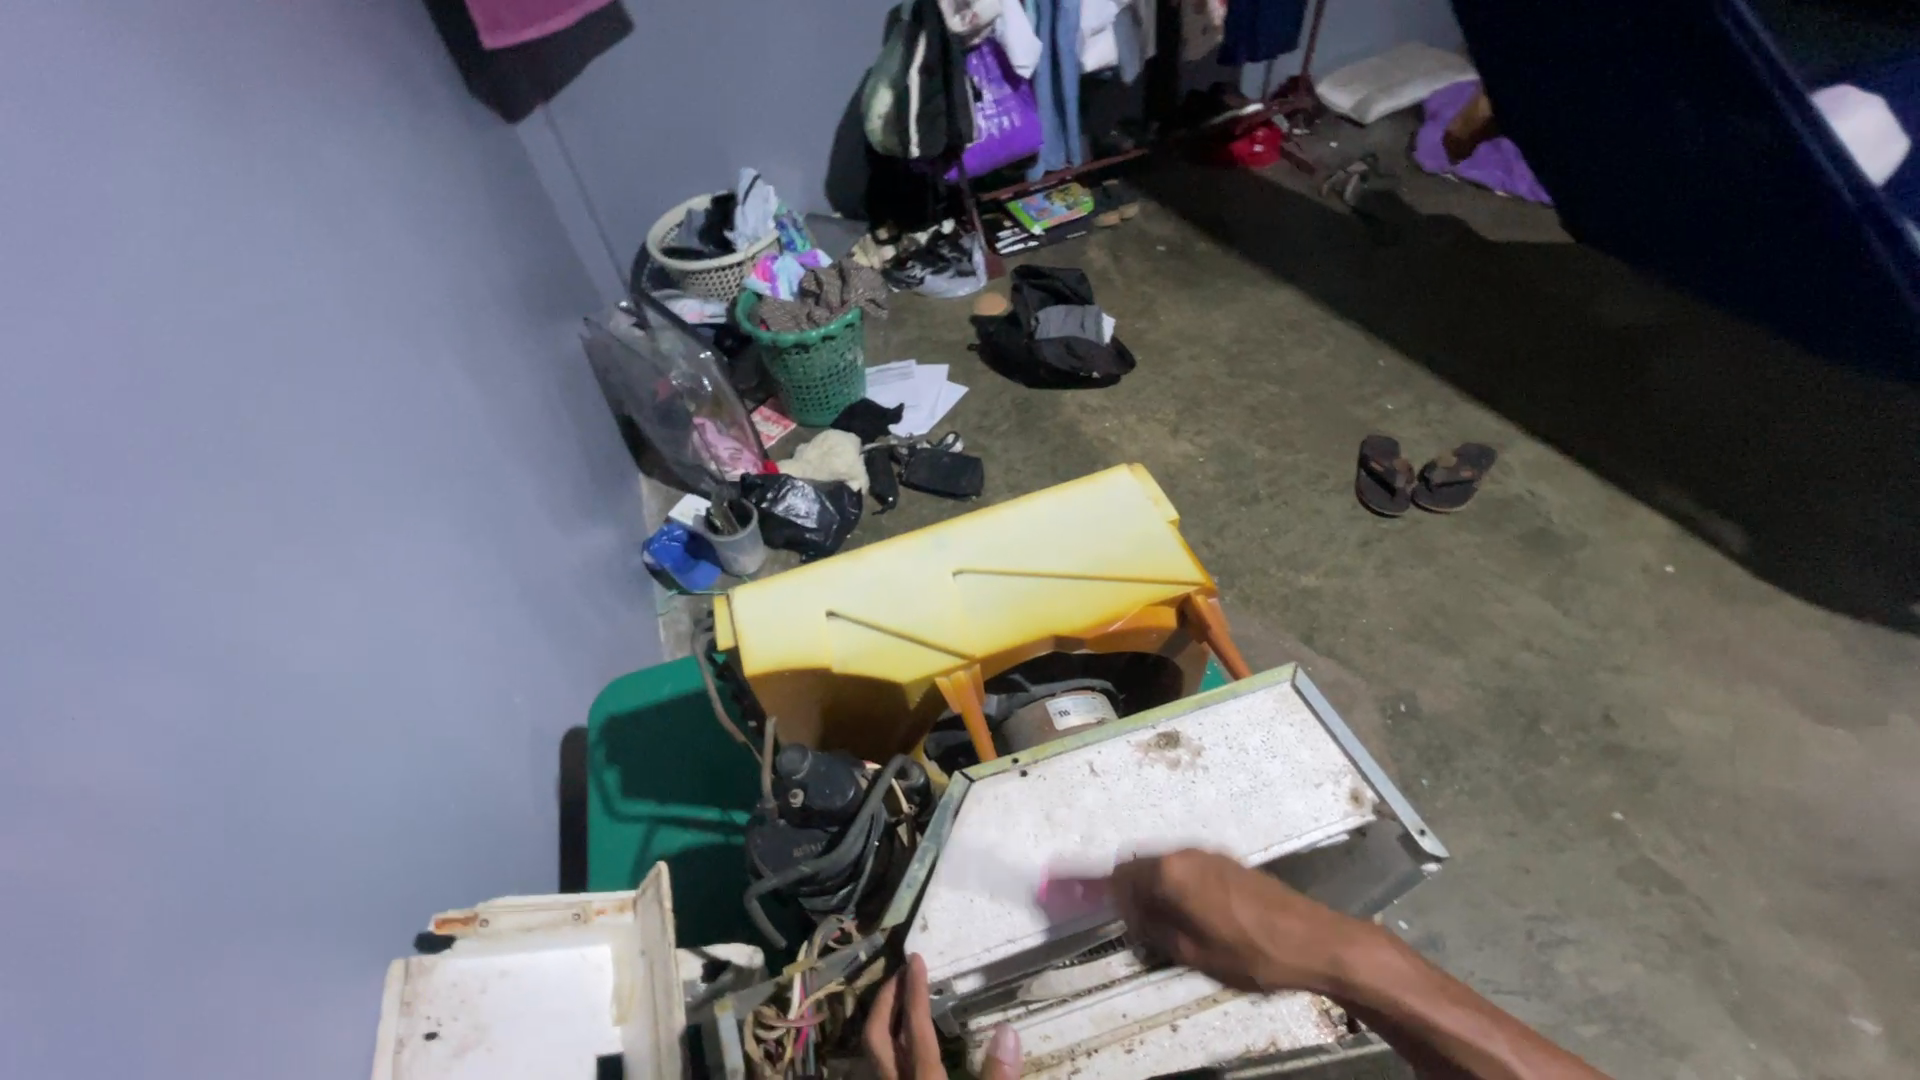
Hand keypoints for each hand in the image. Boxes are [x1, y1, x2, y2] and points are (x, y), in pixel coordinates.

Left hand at [864, 954, 1020, 1079]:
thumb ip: (996, 1078)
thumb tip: (1007, 1032)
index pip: (915, 1028)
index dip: (914, 991)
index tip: (915, 959)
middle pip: (875, 1036)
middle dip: (885, 999)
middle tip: (901, 973)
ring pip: (872, 1053)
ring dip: (882, 1021)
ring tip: (898, 998)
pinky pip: (879, 1067)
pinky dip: (887, 1044)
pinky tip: (902, 1042)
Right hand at [1110, 849, 1378, 994]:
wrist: (1313, 940)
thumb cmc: (1249, 952)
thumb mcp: (1193, 954)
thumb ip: (1155, 930)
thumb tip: (1135, 918)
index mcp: (1170, 872)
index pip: (1122, 874)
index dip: (1117, 899)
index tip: (1125, 925)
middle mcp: (1185, 854)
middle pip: (1144, 866)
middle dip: (1138, 895)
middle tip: (1147, 930)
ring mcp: (1209, 855)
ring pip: (1168, 869)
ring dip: (1161, 892)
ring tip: (1174, 929)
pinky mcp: (1229, 863)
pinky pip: (1190, 871)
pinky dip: (1183, 889)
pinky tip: (1200, 919)